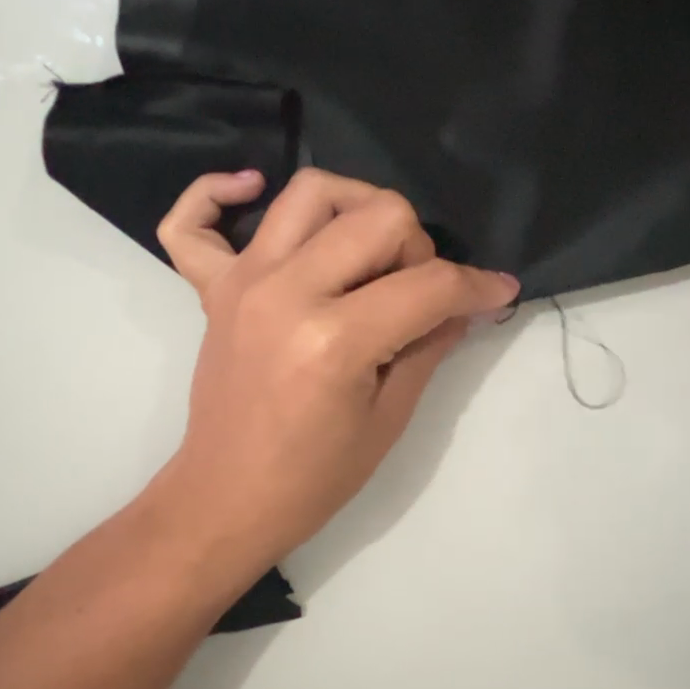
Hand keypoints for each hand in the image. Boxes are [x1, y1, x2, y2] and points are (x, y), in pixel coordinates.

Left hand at [145, 168, 517, 568]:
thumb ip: (430, 344)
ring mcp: (243, 282)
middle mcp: (286, 292)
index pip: (428, 284)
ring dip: (357, 207)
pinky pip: (191, 221)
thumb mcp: (390, 419)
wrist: (227, 498)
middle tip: (418, 291)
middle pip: (379, 215)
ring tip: (368, 250)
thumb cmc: (314, 477)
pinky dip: (217, 194)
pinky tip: (251, 190)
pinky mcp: (212, 287)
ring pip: (310, 192)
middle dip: (418, 247)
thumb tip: (464, 301)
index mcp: (335, 340)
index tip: (498, 292)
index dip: (477, 286)